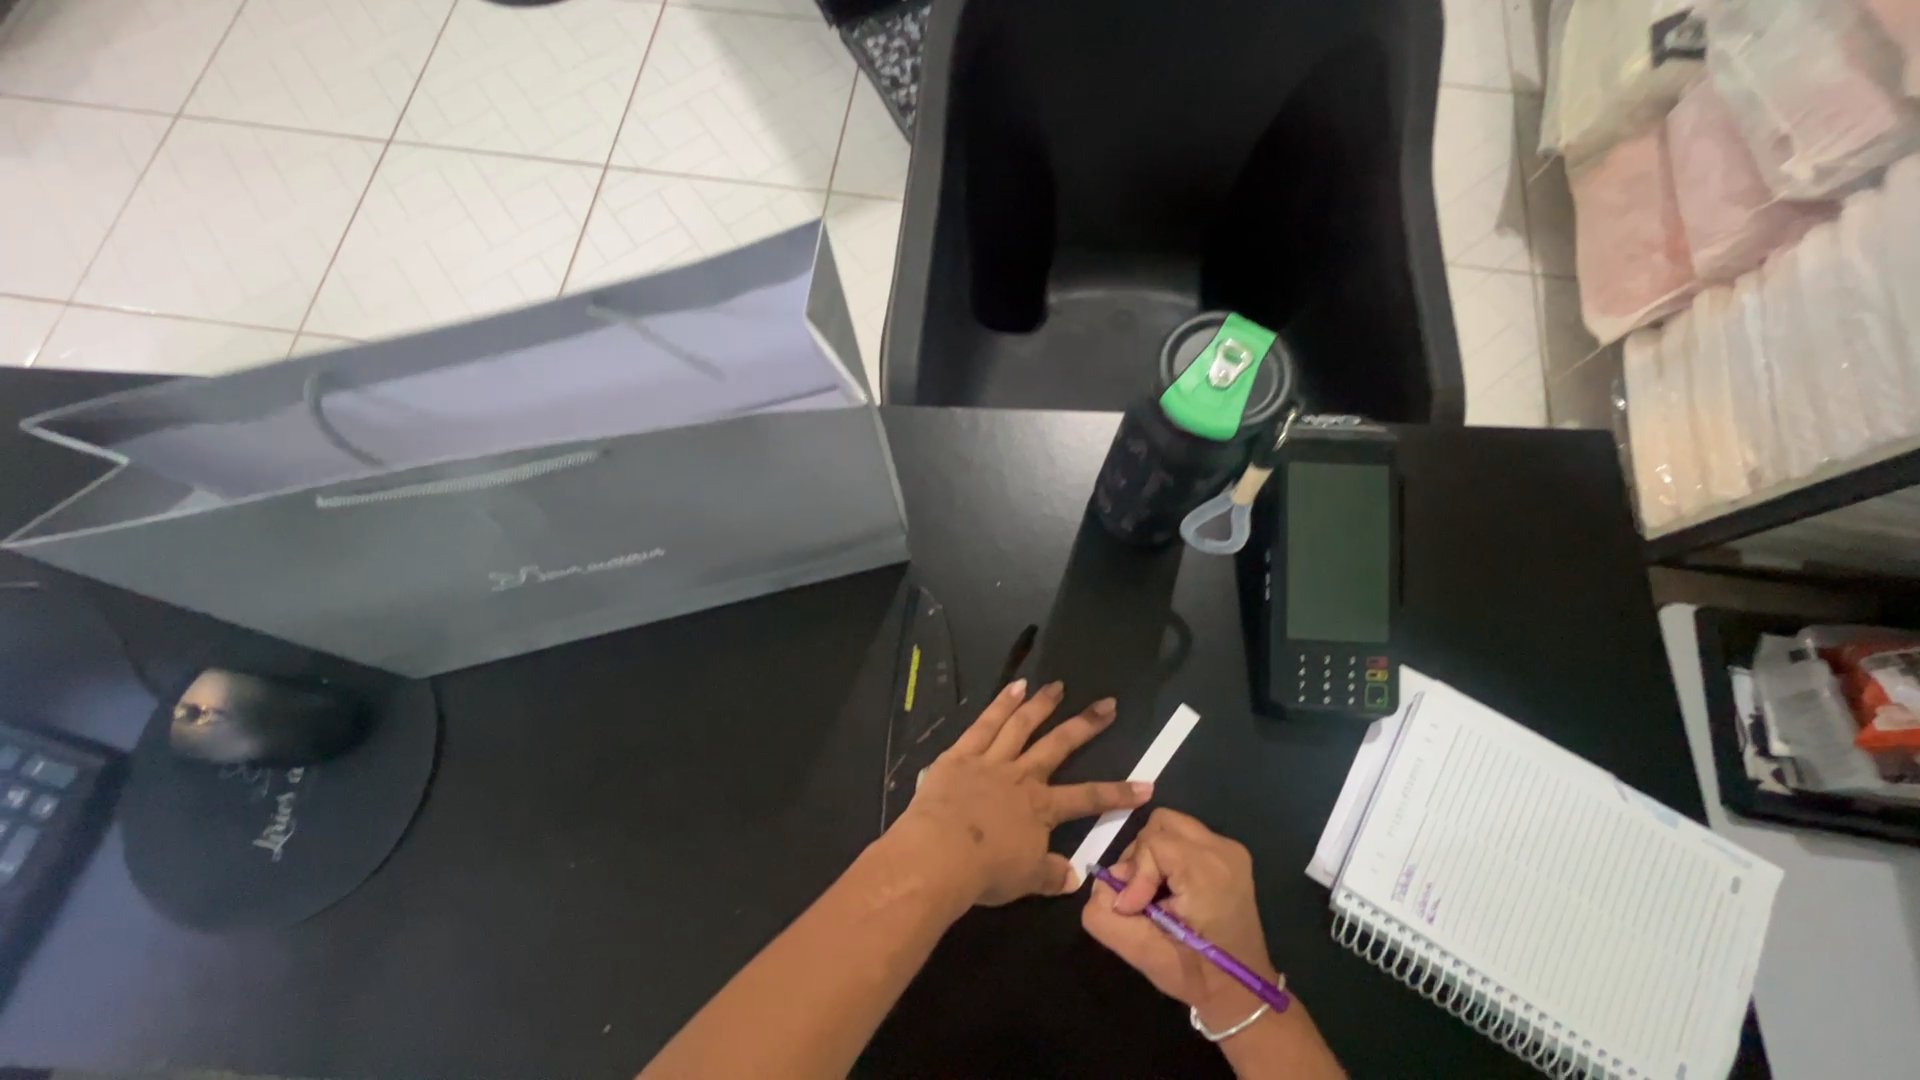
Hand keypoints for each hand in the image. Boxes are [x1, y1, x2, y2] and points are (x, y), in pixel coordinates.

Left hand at [888, 679, 1152, 906]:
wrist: (939, 855)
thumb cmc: (985, 872)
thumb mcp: (1027, 880)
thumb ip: (1051, 874)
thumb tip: (1074, 877)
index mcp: (1040, 807)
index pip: (1088, 798)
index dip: (1118, 793)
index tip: (1145, 785)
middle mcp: (1021, 776)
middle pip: (1059, 745)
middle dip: (1086, 725)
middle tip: (1108, 704)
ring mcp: (990, 761)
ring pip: (1021, 725)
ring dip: (1041, 704)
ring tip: (1057, 686)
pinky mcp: (960, 755)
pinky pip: (984, 724)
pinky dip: (1000, 704)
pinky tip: (1013, 687)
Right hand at [1080, 809, 1277, 1029]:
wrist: (1241, 991)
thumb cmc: (1193, 973)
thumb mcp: (1139, 951)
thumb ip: (1103, 915)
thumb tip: (1105, 885)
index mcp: (1207, 872)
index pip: (1152, 841)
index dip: (1135, 872)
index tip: (1134, 907)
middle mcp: (1223, 851)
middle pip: (1161, 823)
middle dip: (1142, 855)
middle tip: (1140, 893)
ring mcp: (1231, 850)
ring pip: (1172, 826)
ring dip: (1155, 854)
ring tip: (1156, 891)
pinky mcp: (1232, 855)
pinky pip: (1187, 837)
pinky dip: (1171, 856)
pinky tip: (1174, 888)